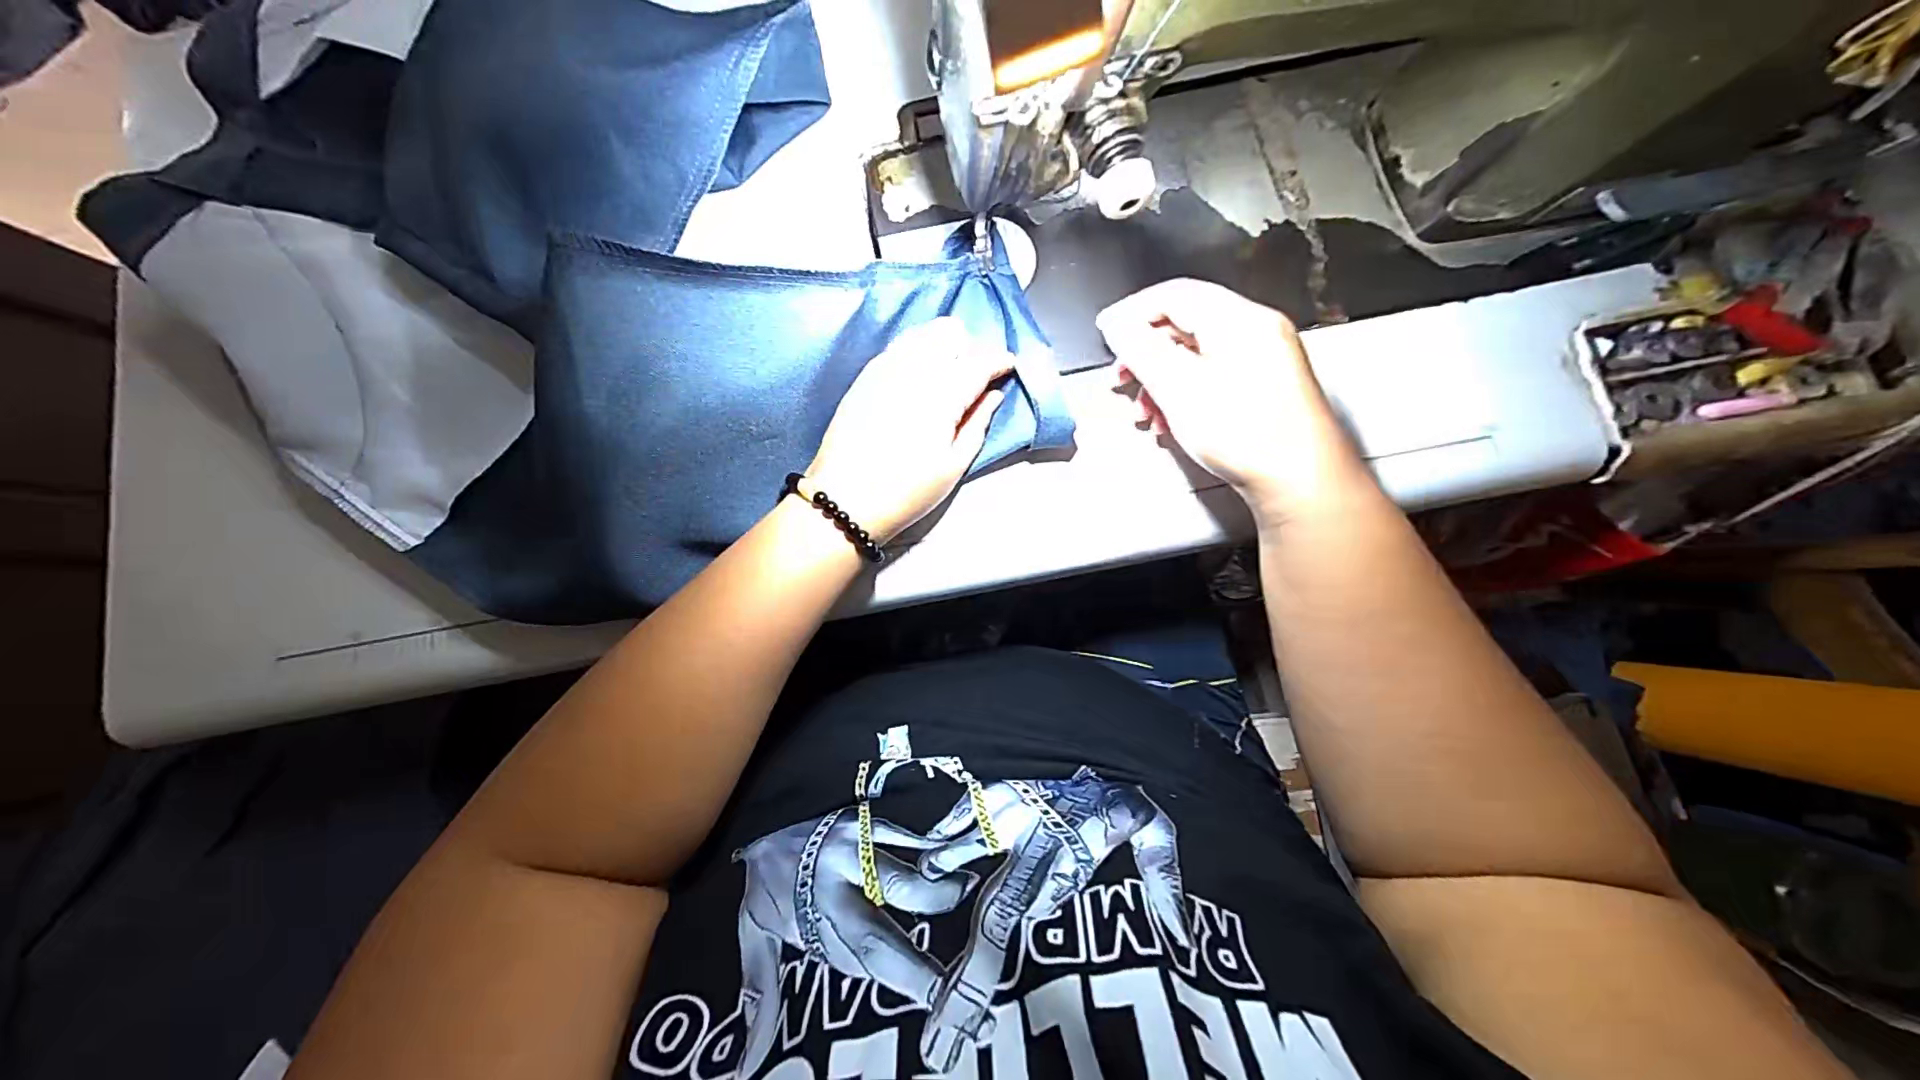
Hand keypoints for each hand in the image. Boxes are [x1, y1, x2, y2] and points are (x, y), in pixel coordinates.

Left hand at [804, 317, 1011, 543]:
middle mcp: (912, 369)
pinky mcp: (864, 376)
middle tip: (974, 378)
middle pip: (951, 332)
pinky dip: (916, 352)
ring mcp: (884, 368)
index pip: (980, 358)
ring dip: (941, 345)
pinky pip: (898, 347)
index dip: (999, 360)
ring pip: (922, 333)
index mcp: (942, 393)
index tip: (1006, 367)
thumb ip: (978, 422)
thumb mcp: (953, 465)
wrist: (844, 500)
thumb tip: (993, 394)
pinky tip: (918, 378)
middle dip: (969, 348)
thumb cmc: (904, 492)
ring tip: (947, 375)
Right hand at [1096, 279, 1371, 522]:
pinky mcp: (1266, 390)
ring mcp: (1265, 361)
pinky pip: (1214, 378)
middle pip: (1185, 325)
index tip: (1108, 330)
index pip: (1174, 294)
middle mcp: (1257, 333)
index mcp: (1240, 320)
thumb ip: (1141, 350)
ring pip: (1197, 356)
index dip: (1132, 312)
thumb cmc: (1253, 437)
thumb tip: (1118, 326)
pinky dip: (1186, 394)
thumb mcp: (1179, 388)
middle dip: (1145, 353)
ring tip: (1147, 410)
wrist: (1300, 481)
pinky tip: (1174, 422)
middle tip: (1123, 375)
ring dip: (1162, 380)